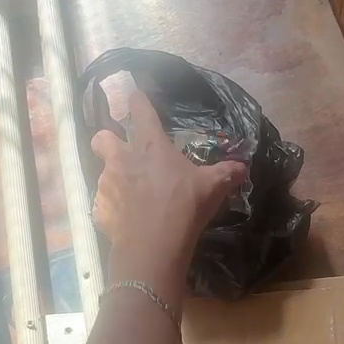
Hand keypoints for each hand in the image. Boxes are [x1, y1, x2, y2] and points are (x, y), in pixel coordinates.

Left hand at [90, 92, 246, 304]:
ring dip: (115, 180)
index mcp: (149, 145)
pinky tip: (126, 220)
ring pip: (103, 174)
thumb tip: (243, 167)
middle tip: (123, 152)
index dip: (137, 100)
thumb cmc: (183, 207)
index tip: (137, 97)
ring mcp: (107, 186)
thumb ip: (226, 173)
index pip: (138, 109)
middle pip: (102, 137)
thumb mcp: (212, 188)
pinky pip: (103, 206)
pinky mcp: (100, 211)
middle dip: (108, 140)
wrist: (153, 246)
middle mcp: (121, 159)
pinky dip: (113, 210)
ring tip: (132, 196)